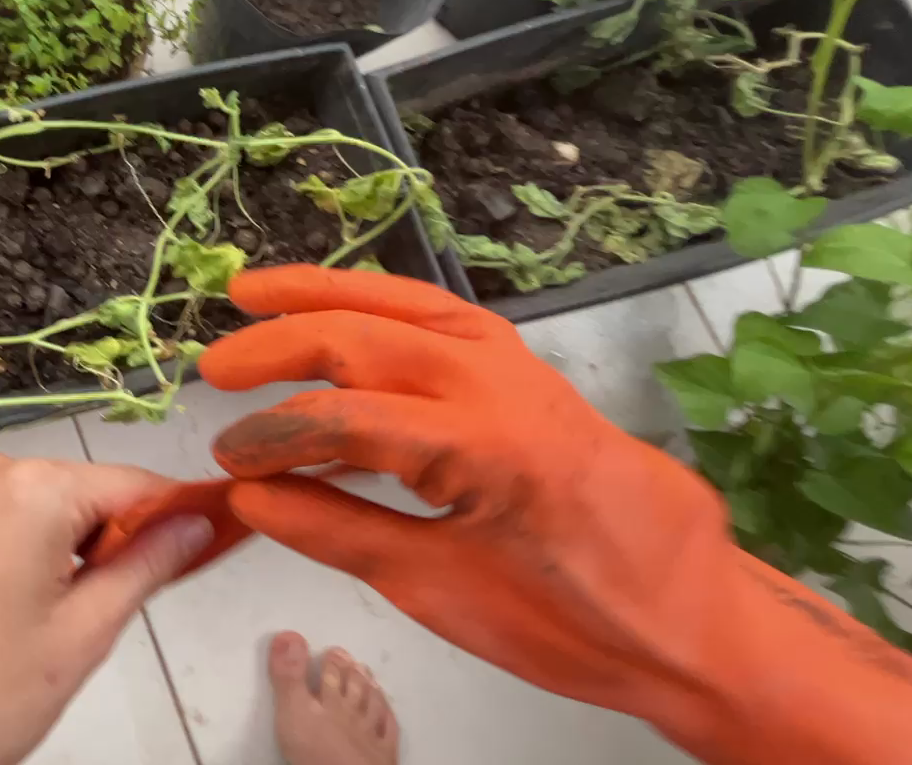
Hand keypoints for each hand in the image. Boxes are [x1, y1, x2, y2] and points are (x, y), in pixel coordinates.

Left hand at [0, 454, 213, 764]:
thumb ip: (149, 564)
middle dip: (121, 533)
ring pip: (51, 501)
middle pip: (87, 489)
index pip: (130, 482)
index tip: (211, 536)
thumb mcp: (87, 629)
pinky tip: (40, 595)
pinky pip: (14, 511)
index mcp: (32, 486)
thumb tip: (198, 523)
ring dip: (81, 541)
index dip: (174, 510)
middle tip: (130, 598)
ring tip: (77, 608)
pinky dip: (42, 541)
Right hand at [202, 265, 911, 764]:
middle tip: (213, 370)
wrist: (698, 615)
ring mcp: (509, 358)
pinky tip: (328, 299)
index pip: (343, 420)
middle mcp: (495, 383)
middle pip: (357, 339)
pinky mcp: (514, 356)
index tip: (227, 461)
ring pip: (391, 299)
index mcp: (485, 449)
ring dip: (312, 291)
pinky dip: (367, 294)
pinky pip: (426, 306)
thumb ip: (332, 530)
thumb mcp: (439, 590)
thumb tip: (247, 496)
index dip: (271, 436)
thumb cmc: (572, 620)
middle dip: (274, 348)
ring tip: (247, 290)